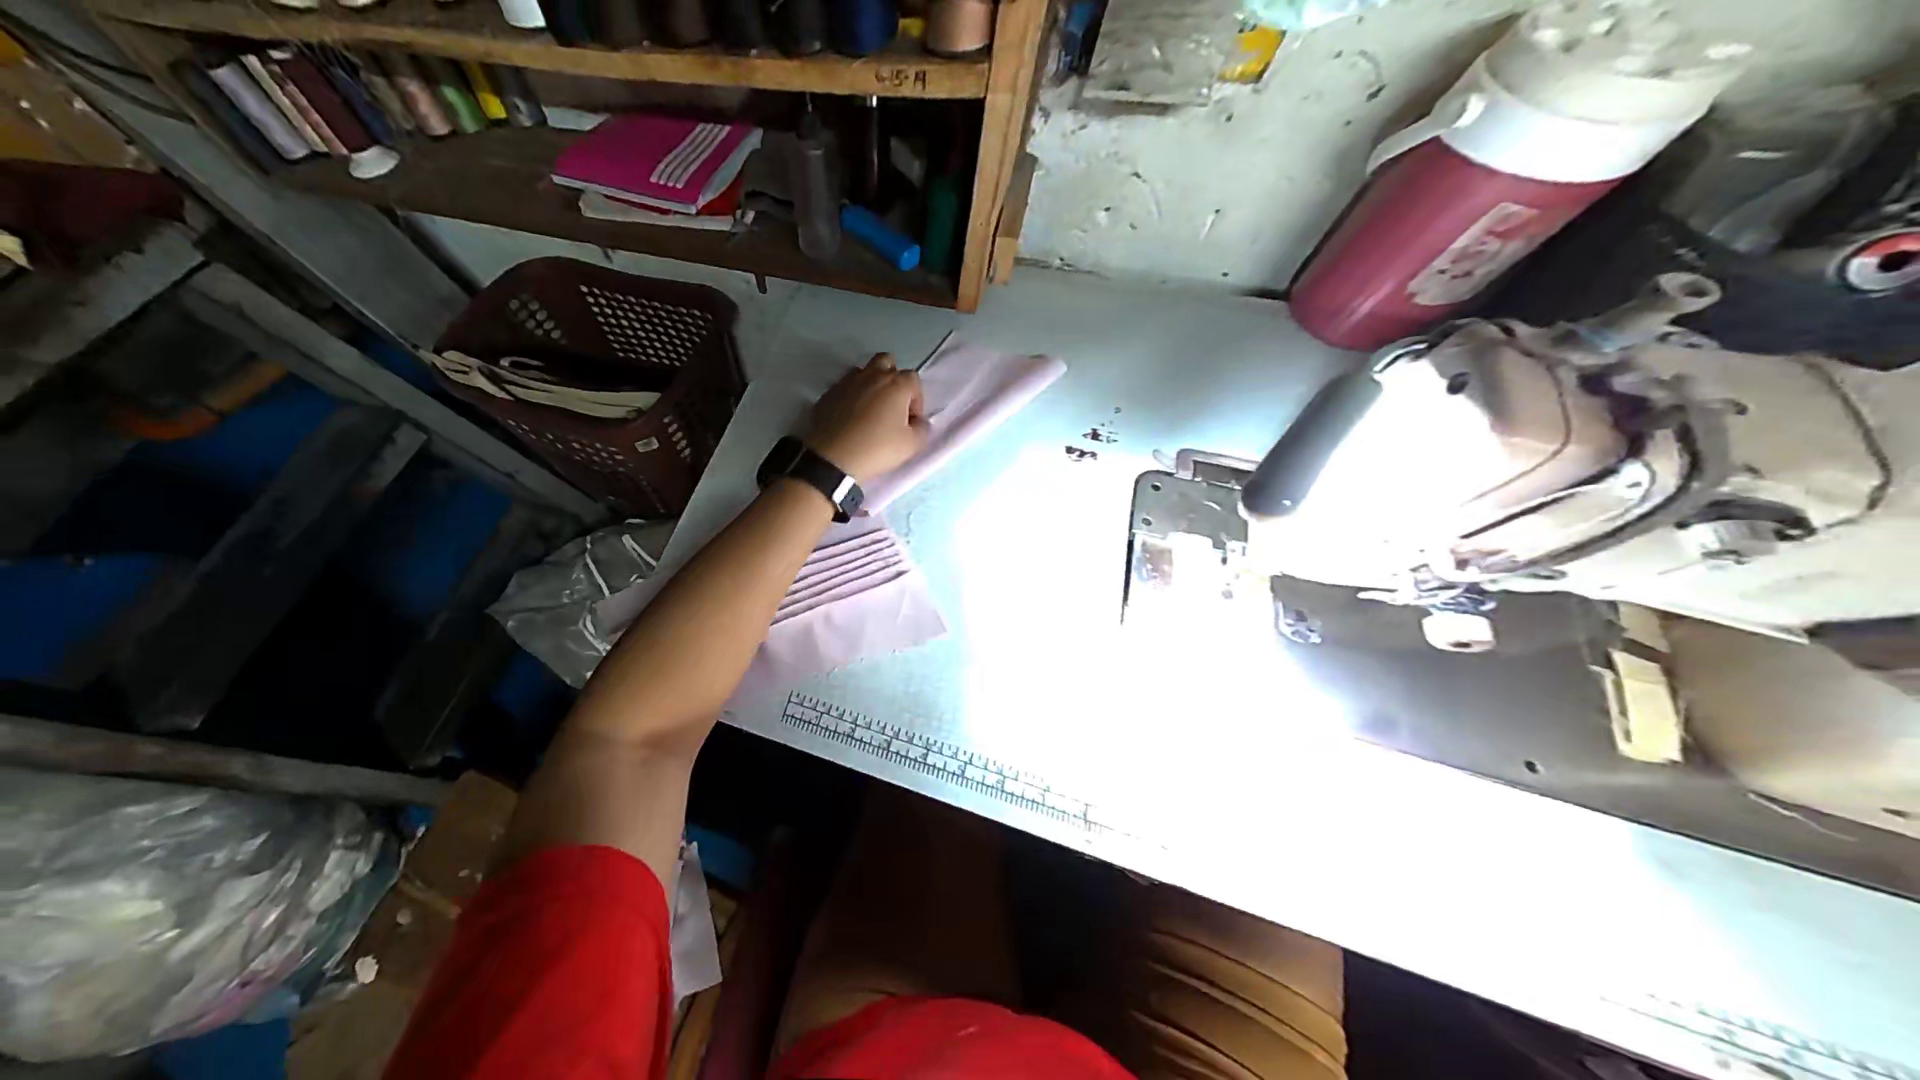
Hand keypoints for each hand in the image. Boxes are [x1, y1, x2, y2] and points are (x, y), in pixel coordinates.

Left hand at [805, 353, 928, 484]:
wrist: (831, 458)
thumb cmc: (876, 449)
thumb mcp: (911, 446)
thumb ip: (922, 429)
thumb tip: (919, 422)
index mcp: (895, 384)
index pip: (913, 379)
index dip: (916, 399)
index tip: (911, 420)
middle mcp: (872, 375)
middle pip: (887, 362)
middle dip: (893, 378)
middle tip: (892, 403)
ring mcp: (847, 381)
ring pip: (864, 371)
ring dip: (871, 383)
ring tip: (871, 407)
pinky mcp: (828, 392)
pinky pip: (845, 386)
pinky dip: (852, 395)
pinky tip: (851, 415)